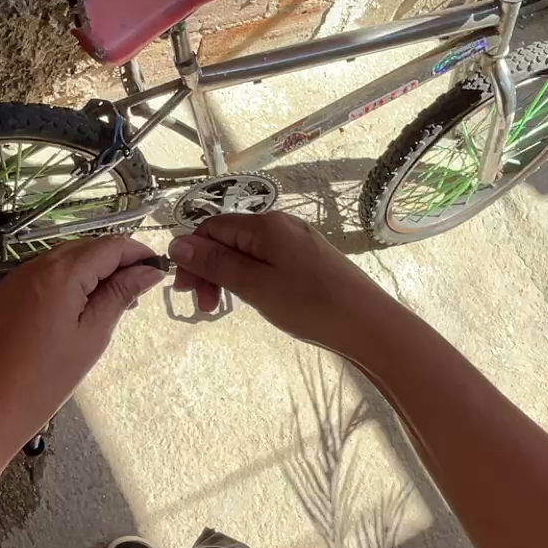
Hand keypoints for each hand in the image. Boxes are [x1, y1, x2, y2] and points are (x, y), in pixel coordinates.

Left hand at [0, 236, 165, 453]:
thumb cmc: (45, 380)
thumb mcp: (92, 336)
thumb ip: (120, 295)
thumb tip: (149, 272)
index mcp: (61, 273)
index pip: (109, 245)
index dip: (138, 252)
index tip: (159, 271)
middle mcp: (37, 264)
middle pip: (87, 247)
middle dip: (117, 261)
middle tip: (140, 291)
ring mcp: (17, 277)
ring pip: (67, 258)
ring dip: (95, 270)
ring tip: (115, 301)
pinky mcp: (7, 294)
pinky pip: (47, 273)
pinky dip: (71, 281)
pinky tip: (82, 307)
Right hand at [167, 213, 403, 355]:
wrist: (370, 324)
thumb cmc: (310, 305)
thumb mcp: (255, 285)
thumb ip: (215, 263)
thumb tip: (177, 242)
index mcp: (265, 225)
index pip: (211, 228)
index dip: (192, 257)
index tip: (186, 293)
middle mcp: (281, 224)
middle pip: (228, 238)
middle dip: (209, 268)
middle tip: (205, 307)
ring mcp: (298, 239)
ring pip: (247, 250)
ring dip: (228, 275)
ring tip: (226, 306)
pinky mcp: (310, 257)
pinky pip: (267, 259)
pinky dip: (251, 276)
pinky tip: (255, 297)